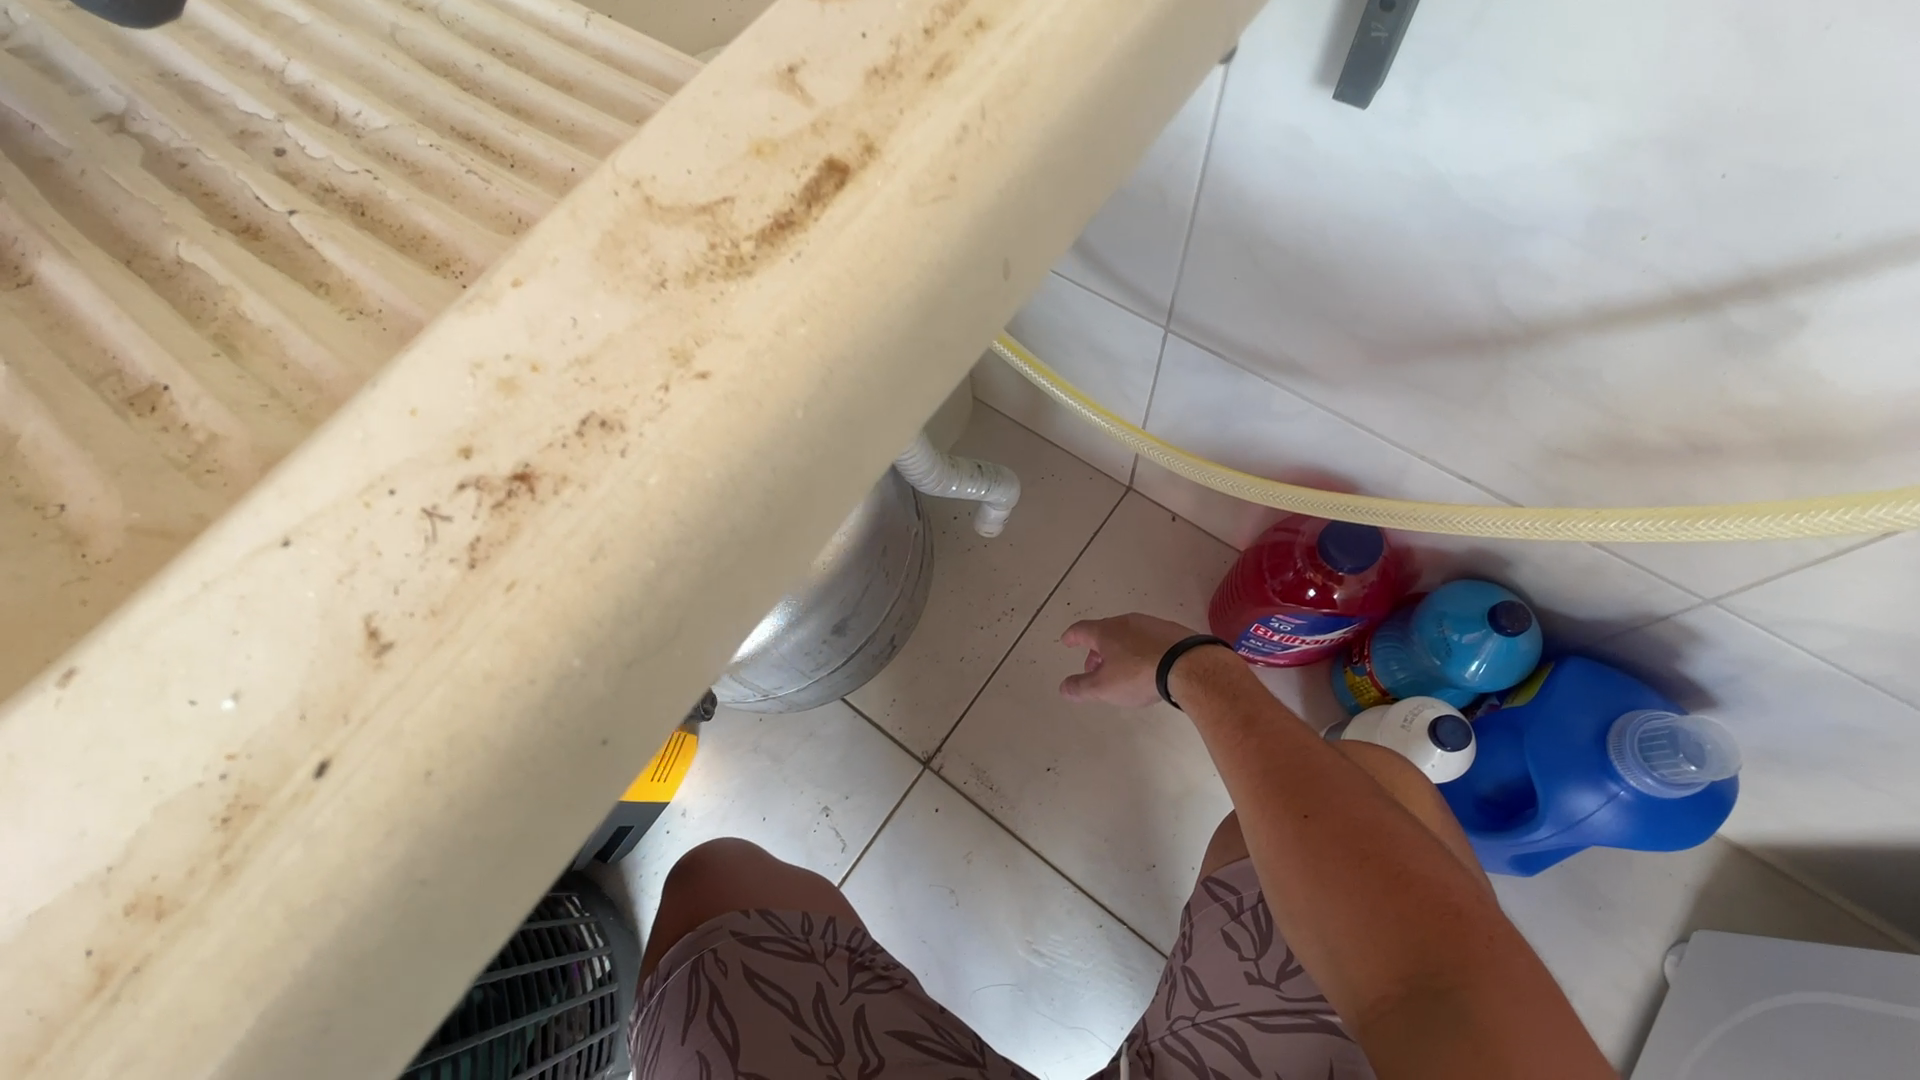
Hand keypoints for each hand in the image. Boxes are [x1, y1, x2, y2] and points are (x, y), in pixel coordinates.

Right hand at [1058, 613, 1200, 706]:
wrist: (1188, 665)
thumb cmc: (1138, 674)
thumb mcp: (1104, 687)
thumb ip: (1081, 687)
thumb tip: (1063, 687)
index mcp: (1106, 632)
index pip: (1081, 630)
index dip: (1072, 636)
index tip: (1067, 641)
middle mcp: (1127, 622)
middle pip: (1105, 632)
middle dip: (1097, 650)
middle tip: (1095, 668)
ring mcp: (1152, 624)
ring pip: (1128, 635)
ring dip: (1119, 650)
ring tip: (1122, 669)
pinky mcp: (1173, 632)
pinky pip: (1149, 640)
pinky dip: (1141, 650)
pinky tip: (1148, 666)